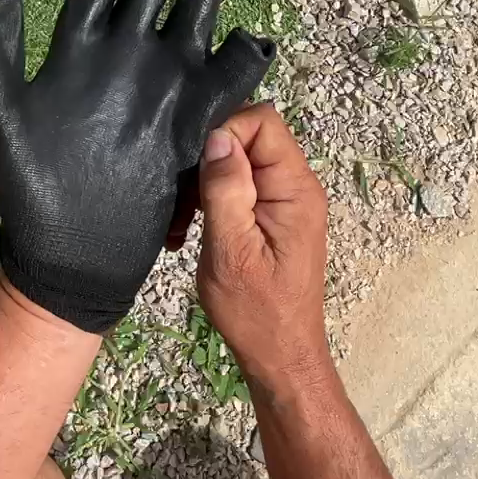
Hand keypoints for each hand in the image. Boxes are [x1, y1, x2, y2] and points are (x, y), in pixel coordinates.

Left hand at [0, 0, 275, 331]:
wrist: (72, 252)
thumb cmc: (31, 182)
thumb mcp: (1, 109)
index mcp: (81, 47)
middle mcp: (125, 57)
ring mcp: (162, 86)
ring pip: (192, 19)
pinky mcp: (193, 121)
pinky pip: (227, 79)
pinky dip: (242, 58)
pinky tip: (248, 41)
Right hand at [196, 103, 330, 391]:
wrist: (279, 356)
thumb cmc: (255, 311)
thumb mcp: (231, 250)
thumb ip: (226, 190)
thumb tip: (217, 136)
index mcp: (295, 188)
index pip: (263, 122)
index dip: (226, 131)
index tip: (197, 167)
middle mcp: (296, 185)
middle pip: (249, 137)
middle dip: (209, 159)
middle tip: (183, 201)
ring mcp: (284, 200)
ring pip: (238, 161)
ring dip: (204, 184)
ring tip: (182, 222)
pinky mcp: (270, 214)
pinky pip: (238, 185)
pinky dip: (210, 200)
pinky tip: (190, 228)